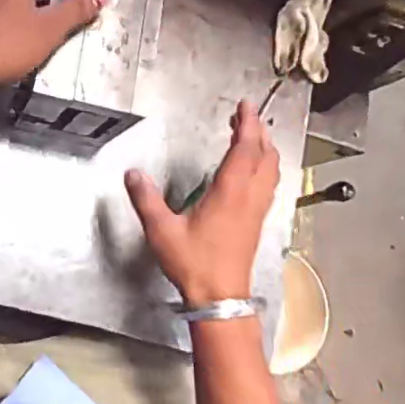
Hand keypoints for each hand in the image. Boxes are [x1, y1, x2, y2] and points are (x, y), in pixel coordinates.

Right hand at [125, 100, 280, 306]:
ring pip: (270, 171)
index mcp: (230, 193)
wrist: (220, 296)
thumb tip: (134, 175)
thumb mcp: (162, 230)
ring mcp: (255, 211)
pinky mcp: (256, 223)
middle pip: (264, 155)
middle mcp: (248, 198)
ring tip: (253, 138)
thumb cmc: (195, 265)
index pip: (244, 148)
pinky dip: (264, 169)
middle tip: (247, 117)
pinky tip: (254, 173)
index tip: (245, 107)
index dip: (246, 124)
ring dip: (264, 149)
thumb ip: (146, 200)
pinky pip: (268, 186)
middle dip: (257, 132)